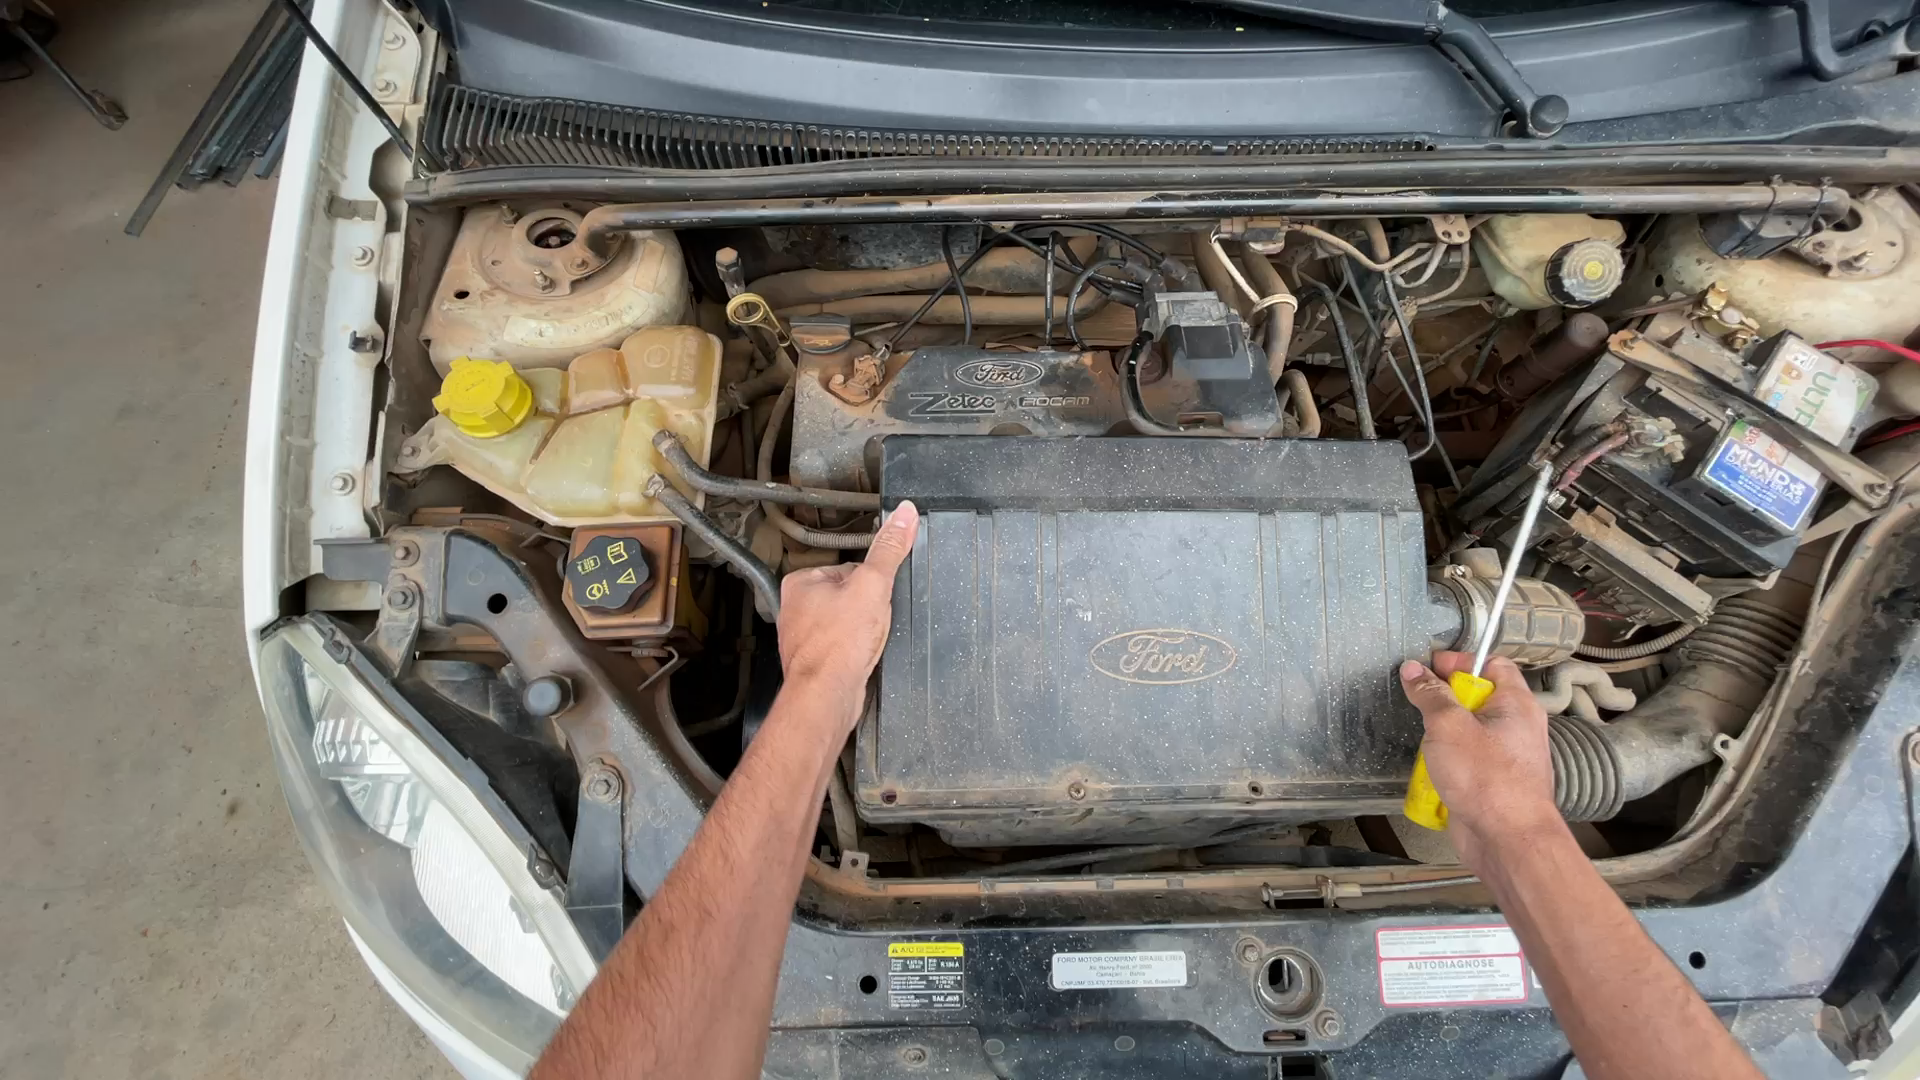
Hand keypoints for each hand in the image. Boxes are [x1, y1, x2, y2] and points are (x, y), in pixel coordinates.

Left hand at [777, 501, 918, 707]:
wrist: (827, 695)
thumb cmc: (838, 643)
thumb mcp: (873, 585)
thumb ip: (889, 549)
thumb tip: (904, 514)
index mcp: (801, 582)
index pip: (849, 568)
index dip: (870, 582)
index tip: (873, 597)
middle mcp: (796, 608)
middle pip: (850, 595)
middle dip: (867, 609)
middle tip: (869, 623)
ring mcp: (804, 637)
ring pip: (848, 623)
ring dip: (863, 631)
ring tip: (863, 642)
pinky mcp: (817, 661)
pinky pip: (845, 646)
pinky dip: (857, 651)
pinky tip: (860, 657)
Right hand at [1399, 652, 1562, 865]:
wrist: (1508, 840)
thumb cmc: (1486, 778)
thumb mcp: (1448, 725)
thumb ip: (1429, 694)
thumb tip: (1412, 669)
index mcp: (1516, 705)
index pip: (1492, 664)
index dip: (1460, 661)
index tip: (1429, 669)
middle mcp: (1514, 726)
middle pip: (1475, 695)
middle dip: (1442, 698)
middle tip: (1419, 702)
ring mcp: (1503, 754)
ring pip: (1464, 728)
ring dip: (1438, 731)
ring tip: (1423, 737)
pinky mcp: (1489, 778)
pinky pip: (1462, 755)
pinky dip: (1442, 757)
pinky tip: (1429, 764)